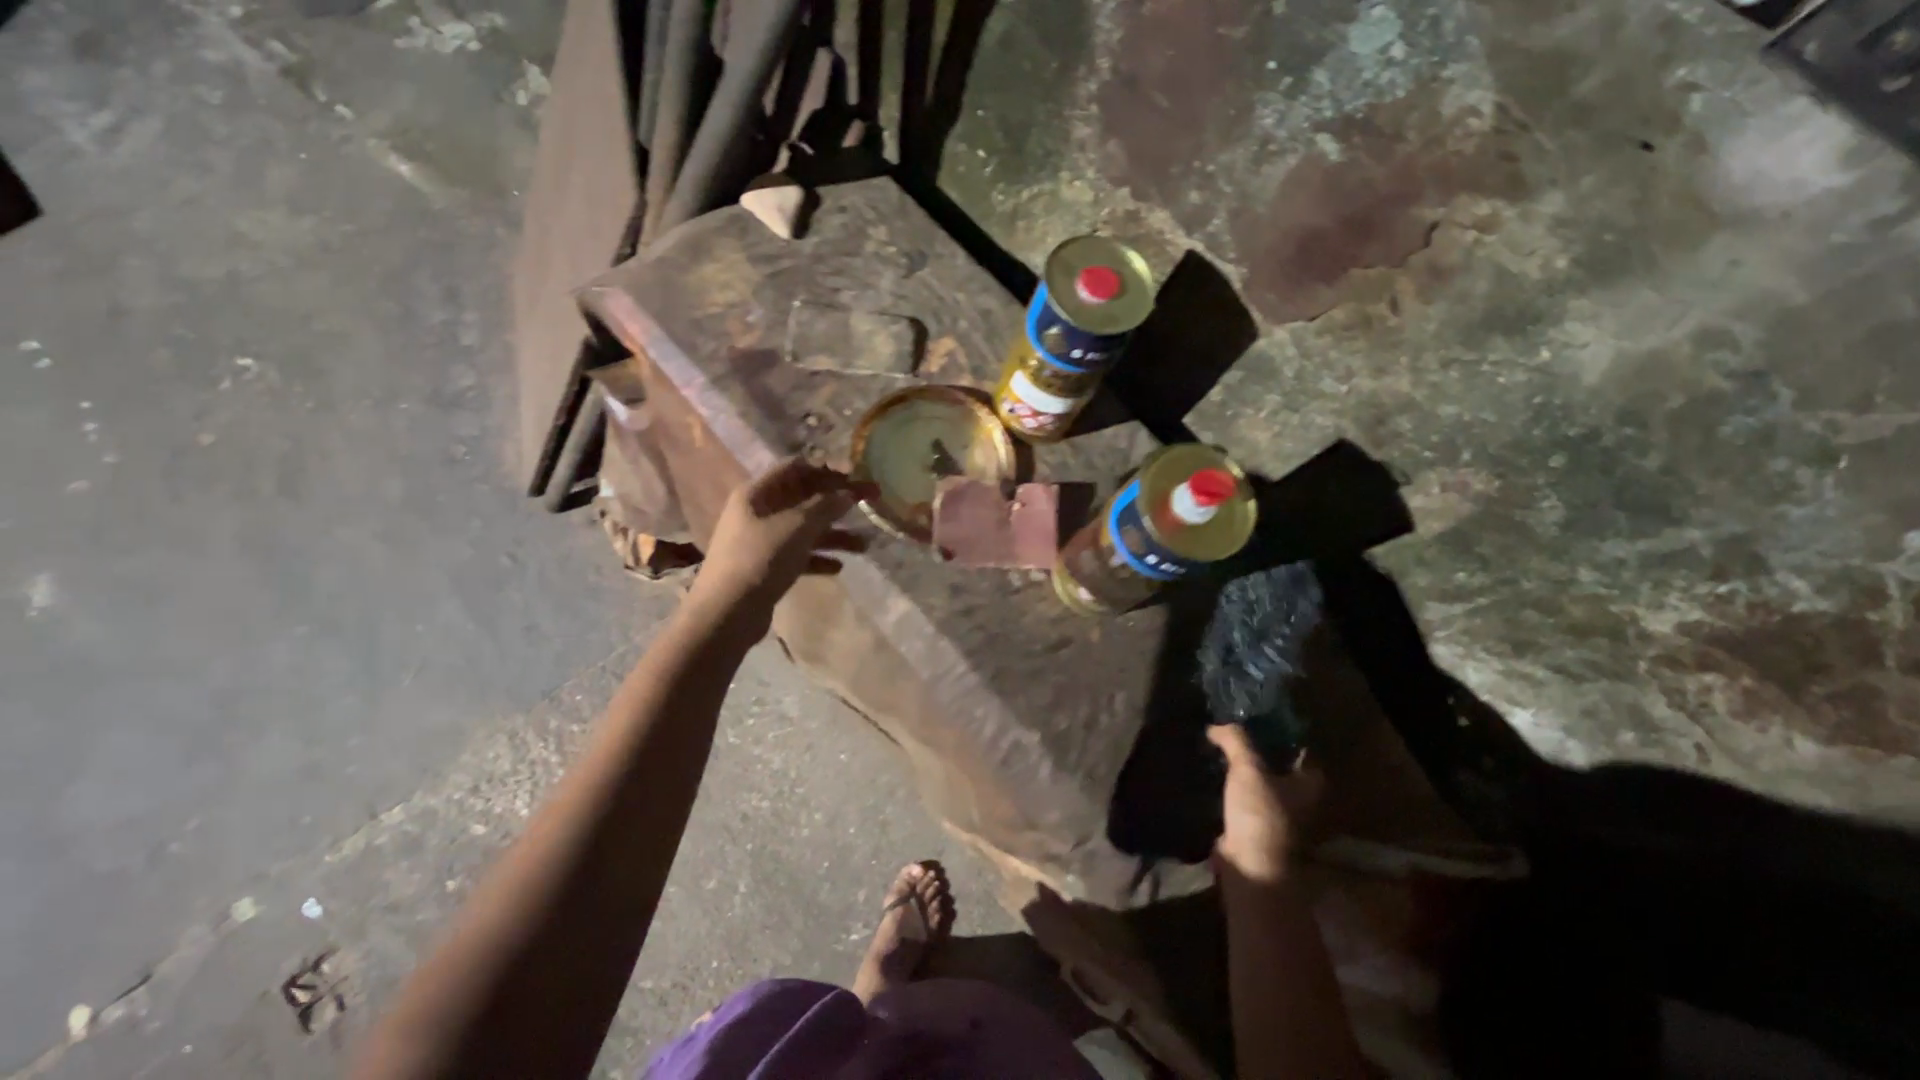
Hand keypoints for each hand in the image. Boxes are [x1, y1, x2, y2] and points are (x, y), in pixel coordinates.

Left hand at [686, 459, 869, 631]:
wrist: (726, 613)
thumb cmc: (760, 560)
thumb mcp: (796, 528)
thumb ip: (825, 506)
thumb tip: (848, 492)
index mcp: (758, 493)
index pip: (797, 467)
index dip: (828, 468)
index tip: (857, 475)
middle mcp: (758, 511)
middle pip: (804, 498)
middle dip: (838, 501)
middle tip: (873, 501)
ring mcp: (761, 540)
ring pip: (804, 528)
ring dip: (834, 534)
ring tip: (864, 546)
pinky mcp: (766, 567)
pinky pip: (798, 554)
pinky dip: (818, 557)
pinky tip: (838, 567)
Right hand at [1209, 724, 1323, 884]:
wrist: (1250, 865)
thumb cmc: (1260, 813)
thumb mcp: (1248, 767)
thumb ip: (1235, 740)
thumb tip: (1216, 726)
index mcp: (1311, 783)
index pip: (1297, 747)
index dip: (1275, 731)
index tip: (1249, 719)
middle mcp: (1301, 800)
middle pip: (1276, 766)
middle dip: (1254, 753)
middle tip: (1227, 734)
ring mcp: (1279, 818)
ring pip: (1258, 786)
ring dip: (1240, 775)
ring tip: (1213, 754)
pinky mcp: (1257, 831)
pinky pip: (1243, 803)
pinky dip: (1230, 794)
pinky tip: (1209, 780)